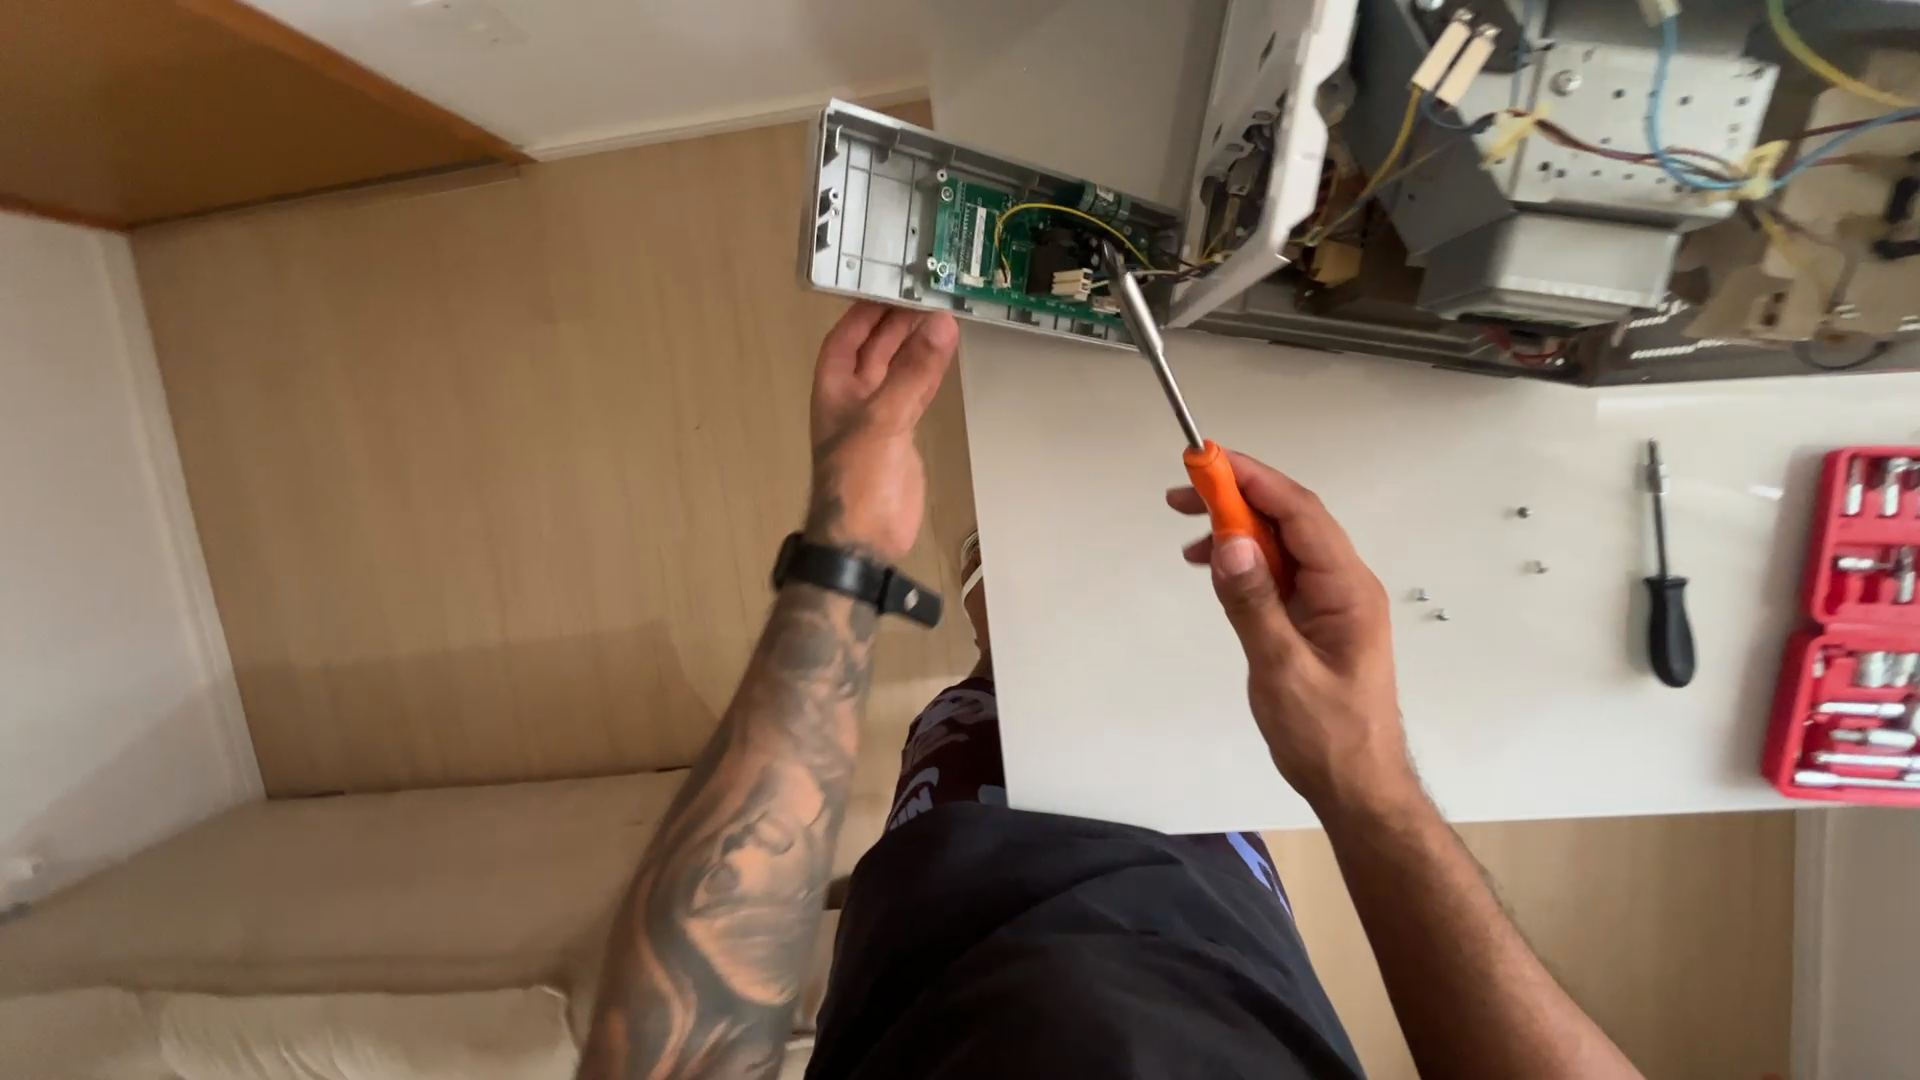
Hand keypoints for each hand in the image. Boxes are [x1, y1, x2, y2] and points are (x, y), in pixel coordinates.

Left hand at [806, 303, 958, 561]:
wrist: (865, 541)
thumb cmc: (857, 481)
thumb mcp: (881, 420)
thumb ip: (912, 373)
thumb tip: (941, 324)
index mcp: (833, 390)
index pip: (845, 338)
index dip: (865, 311)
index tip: (892, 285)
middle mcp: (853, 400)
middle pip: (874, 350)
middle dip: (896, 324)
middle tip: (928, 295)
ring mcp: (878, 420)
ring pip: (897, 372)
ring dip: (916, 347)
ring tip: (942, 317)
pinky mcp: (902, 439)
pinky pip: (915, 396)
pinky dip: (929, 376)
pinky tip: (943, 358)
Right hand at [1167, 452, 1416, 816]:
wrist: (1356, 784)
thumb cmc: (1326, 734)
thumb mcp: (1283, 671)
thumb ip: (1255, 606)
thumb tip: (1229, 545)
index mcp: (1347, 588)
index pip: (1300, 514)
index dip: (1254, 481)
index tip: (1208, 463)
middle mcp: (1342, 583)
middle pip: (1290, 519)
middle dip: (1237, 498)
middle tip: (1181, 494)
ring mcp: (1328, 599)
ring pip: (1281, 543)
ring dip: (1235, 529)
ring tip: (1186, 533)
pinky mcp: (1311, 616)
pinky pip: (1276, 571)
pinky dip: (1241, 561)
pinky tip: (1212, 567)